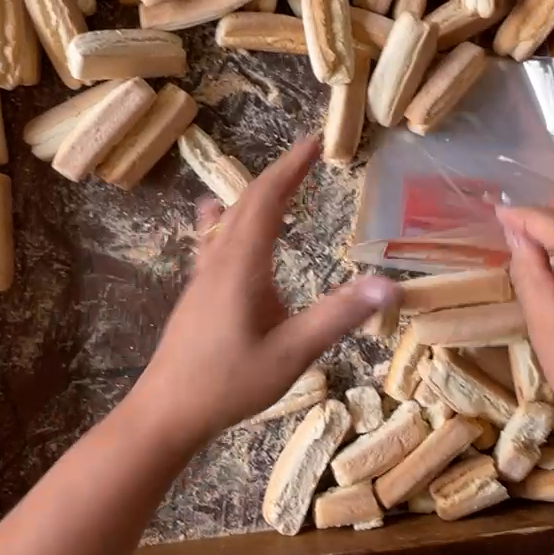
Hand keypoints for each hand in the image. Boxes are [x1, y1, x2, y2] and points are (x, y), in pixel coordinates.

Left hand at [129, 135, 400, 448]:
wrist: (165, 413)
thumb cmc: (227, 384)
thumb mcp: (290, 354)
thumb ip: (337, 317)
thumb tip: (388, 284)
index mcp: (242, 265)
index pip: (267, 199)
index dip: (291, 167)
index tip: (314, 141)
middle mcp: (219, 260)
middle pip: (247, 202)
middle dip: (279, 174)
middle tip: (308, 153)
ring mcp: (203, 276)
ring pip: (228, 219)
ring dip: (255, 194)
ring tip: (277, 180)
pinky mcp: (198, 293)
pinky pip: (215, 239)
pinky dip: (229, 218)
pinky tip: (214, 215)